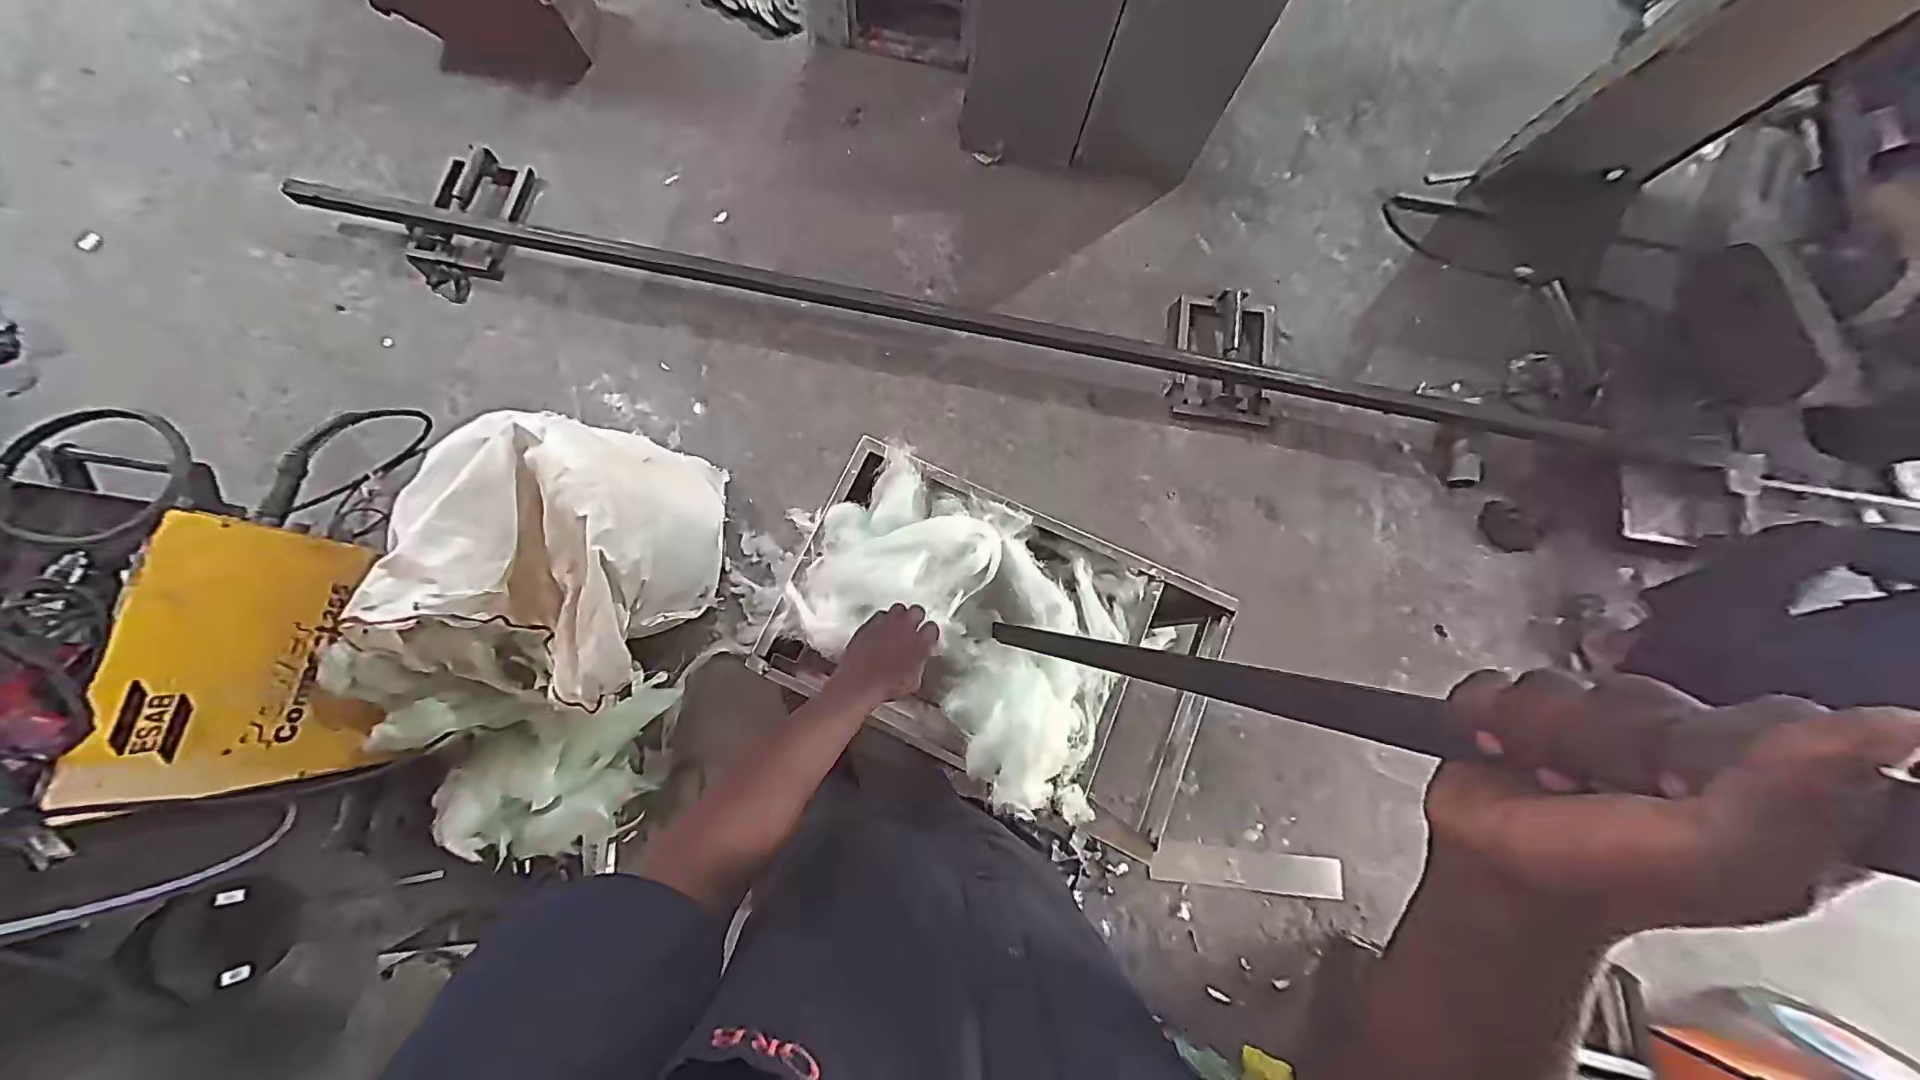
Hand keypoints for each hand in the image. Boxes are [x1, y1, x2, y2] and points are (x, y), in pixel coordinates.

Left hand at [826, 604, 939, 705]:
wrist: (860, 682)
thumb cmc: (885, 685)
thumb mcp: (913, 681)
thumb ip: (920, 663)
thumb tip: (920, 660)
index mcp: (921, 642)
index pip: (932, 628)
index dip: (930, 633)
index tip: (927, 638)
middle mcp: (905, 628)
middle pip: (917, 611)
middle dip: (917, 618)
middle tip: (913, 627)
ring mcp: (887, 623)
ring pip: (899, 608)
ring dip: (900, 616)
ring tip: (897, 625)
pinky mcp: (870, 624)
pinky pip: (880, 615)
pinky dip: (882, 620)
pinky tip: (881, 630)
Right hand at [1430, 669, 1919, 938]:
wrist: (1495, 874)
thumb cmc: (1603, 878)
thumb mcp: (1722, 856)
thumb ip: (1793, 796)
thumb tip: (1895, 730)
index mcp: (1756, 784)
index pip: (1758, 711)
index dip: (1706, 742)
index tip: (1673, 786)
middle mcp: (1678, 747)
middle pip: (1643, 690)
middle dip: (1605, 742)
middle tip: (1596, 787)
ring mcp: (1592, 724)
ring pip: (1560, 681)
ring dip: (1538, 734)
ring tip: (1542, 774)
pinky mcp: (1521, 709)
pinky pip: (1496, 679)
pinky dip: (1485, 717)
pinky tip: (1502, 750)